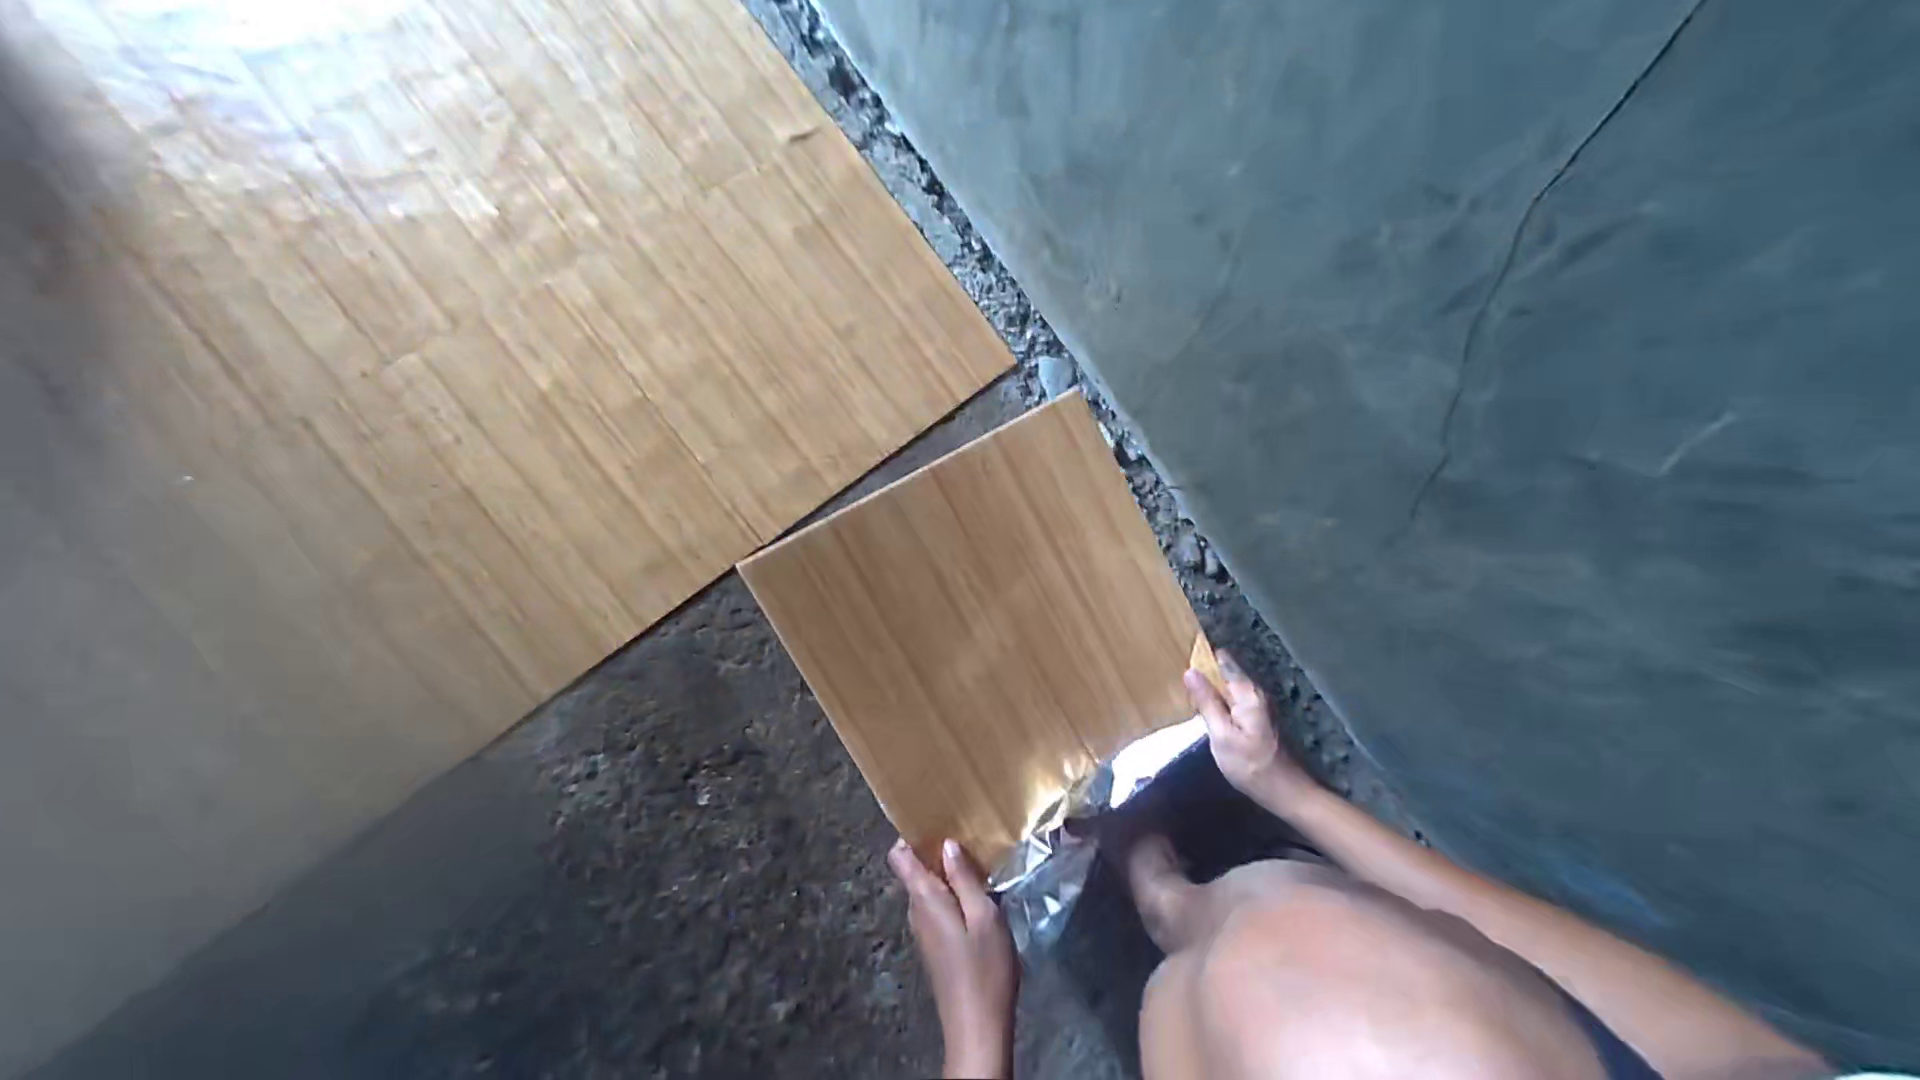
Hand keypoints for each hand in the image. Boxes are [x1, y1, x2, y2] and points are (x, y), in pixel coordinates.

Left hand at [887, 838, 1017, 1078]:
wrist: (978, 1029)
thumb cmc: (984, 968)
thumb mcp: (984, 916)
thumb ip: (965, 878)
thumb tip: (947, 844)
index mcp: (924, 898)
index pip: (899, 857)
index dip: (910, 834)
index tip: (934, 818)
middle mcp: (916, 911)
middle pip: (914, 869)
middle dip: (934, 850)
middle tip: (965, 834)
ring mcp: (923, 930)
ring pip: (926, 888)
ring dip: (945, 872)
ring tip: (974, 861)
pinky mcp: (935, 945)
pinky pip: (936, 906)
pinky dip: (950, 893)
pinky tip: (974, 894)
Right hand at [1185, 651, 1316, 814]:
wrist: (1284, 792)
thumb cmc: (1250, 765)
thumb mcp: (1222, 735)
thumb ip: (1206, 702)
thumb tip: (1190, 671)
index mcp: (1246, 692)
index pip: (1222, 659)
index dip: (1200, 656)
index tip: (1179, 656)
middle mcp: (1254, 692)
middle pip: (1224, 671)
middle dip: (1202, 672)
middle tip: (1176, 679)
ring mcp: (1256, 704)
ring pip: (1226, 686)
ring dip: (1207, 687)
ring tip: (1184, 691)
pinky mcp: (1254, 716)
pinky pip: (1230, 699)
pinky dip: (1216, 700)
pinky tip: (1201, 709)